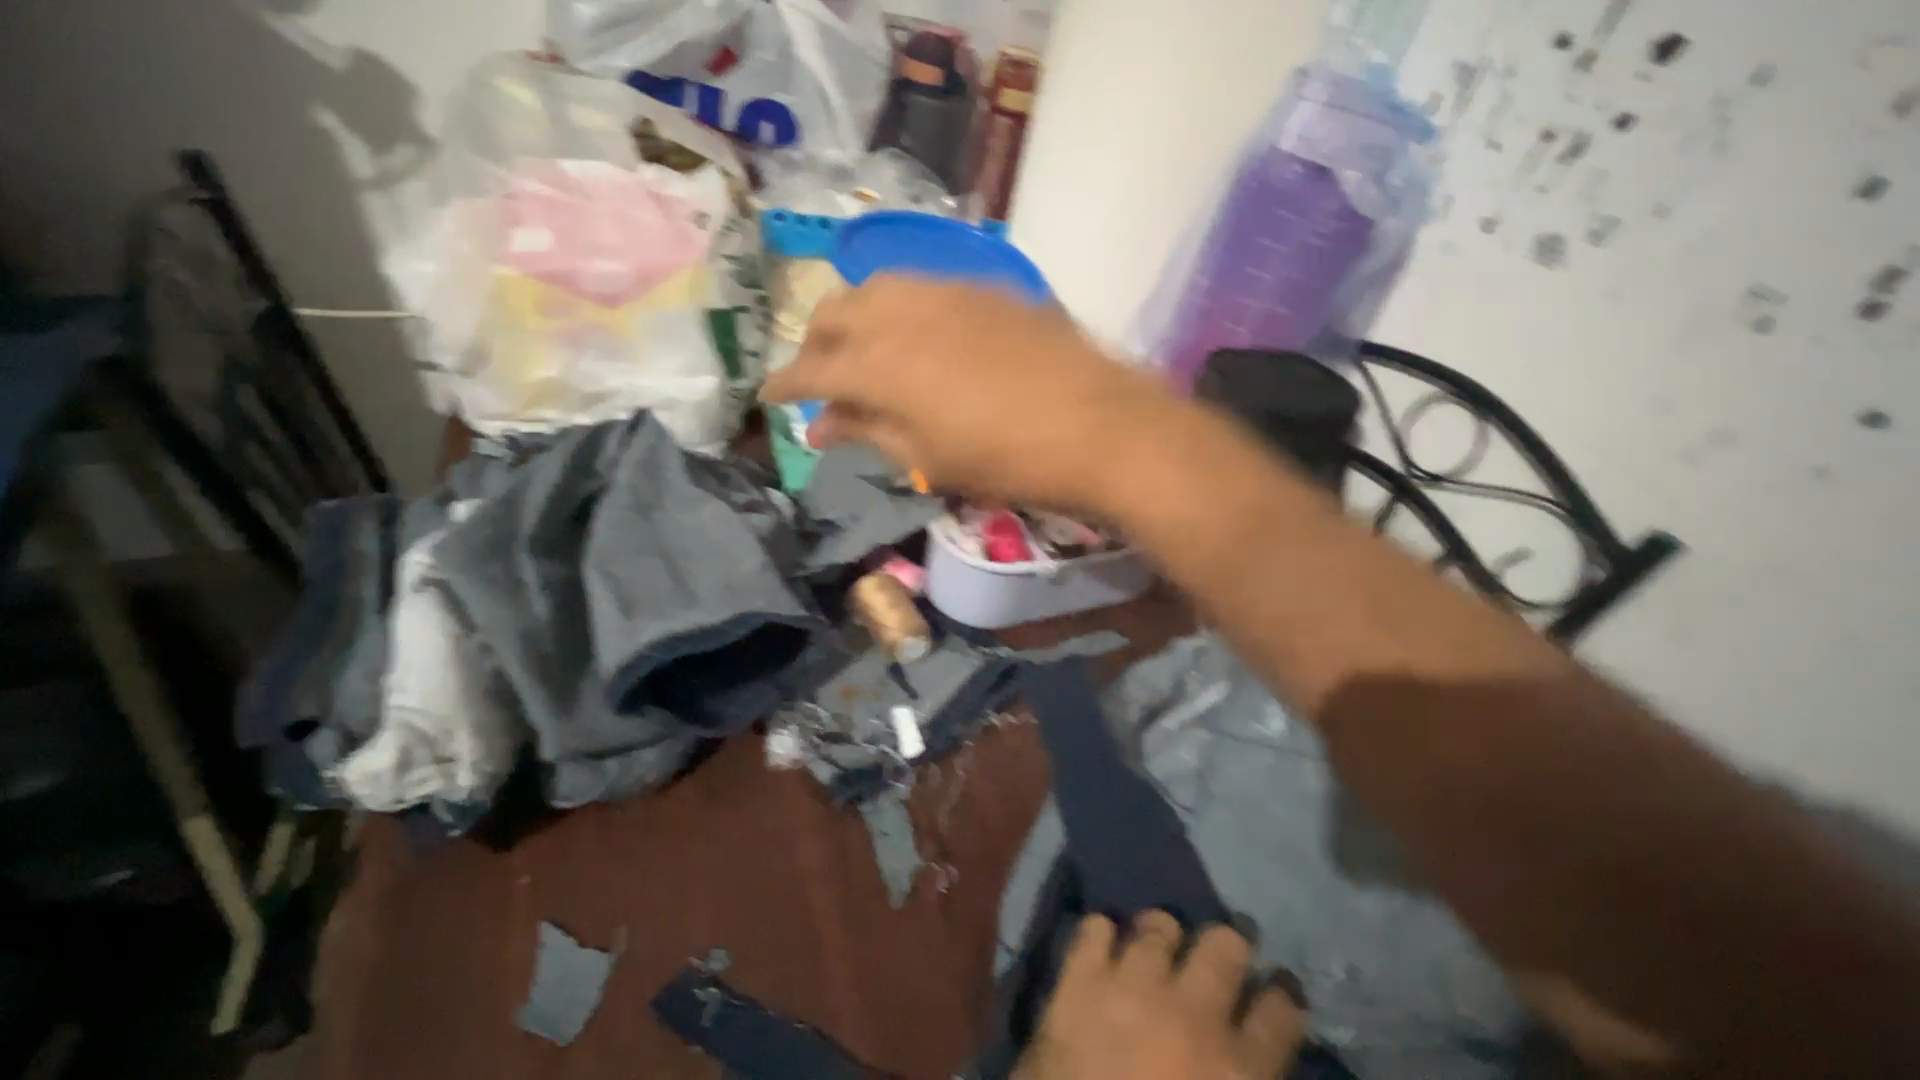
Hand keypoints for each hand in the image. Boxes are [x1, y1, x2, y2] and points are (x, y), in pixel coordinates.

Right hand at [759, 275, 1183, 512]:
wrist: (1102, 427)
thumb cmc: (1008, 461)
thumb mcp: (929, 459)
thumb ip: (869, 433)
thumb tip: (823, 426)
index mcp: (879, 363)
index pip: (811, 369)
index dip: (784, 385)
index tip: (769, 398)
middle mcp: (902, 312)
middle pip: (835, 314)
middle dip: (815, 346)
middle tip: (820, 380)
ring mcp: (947, 291)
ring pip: (876, 289)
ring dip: (855, 318)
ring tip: (864, 352)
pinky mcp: (986, 287)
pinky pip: (921, 286)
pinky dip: (899, 308)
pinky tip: (916, 336)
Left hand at [1015, 912, 1306, 1079]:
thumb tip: (1250, 1064)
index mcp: (1241, 1072)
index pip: (1281, 1010)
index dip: (1282, 996)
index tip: (1277, 990)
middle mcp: (1194, 1016)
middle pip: (1226, 946)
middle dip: (1227, 945)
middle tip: (1218, 952)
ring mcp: (1133, 990)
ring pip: (1159, 928)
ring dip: (1161, 935)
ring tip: (1157, 944)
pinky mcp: (1078, 984)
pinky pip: (1094, 930)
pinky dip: (1099, 933)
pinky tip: (1101, 944)